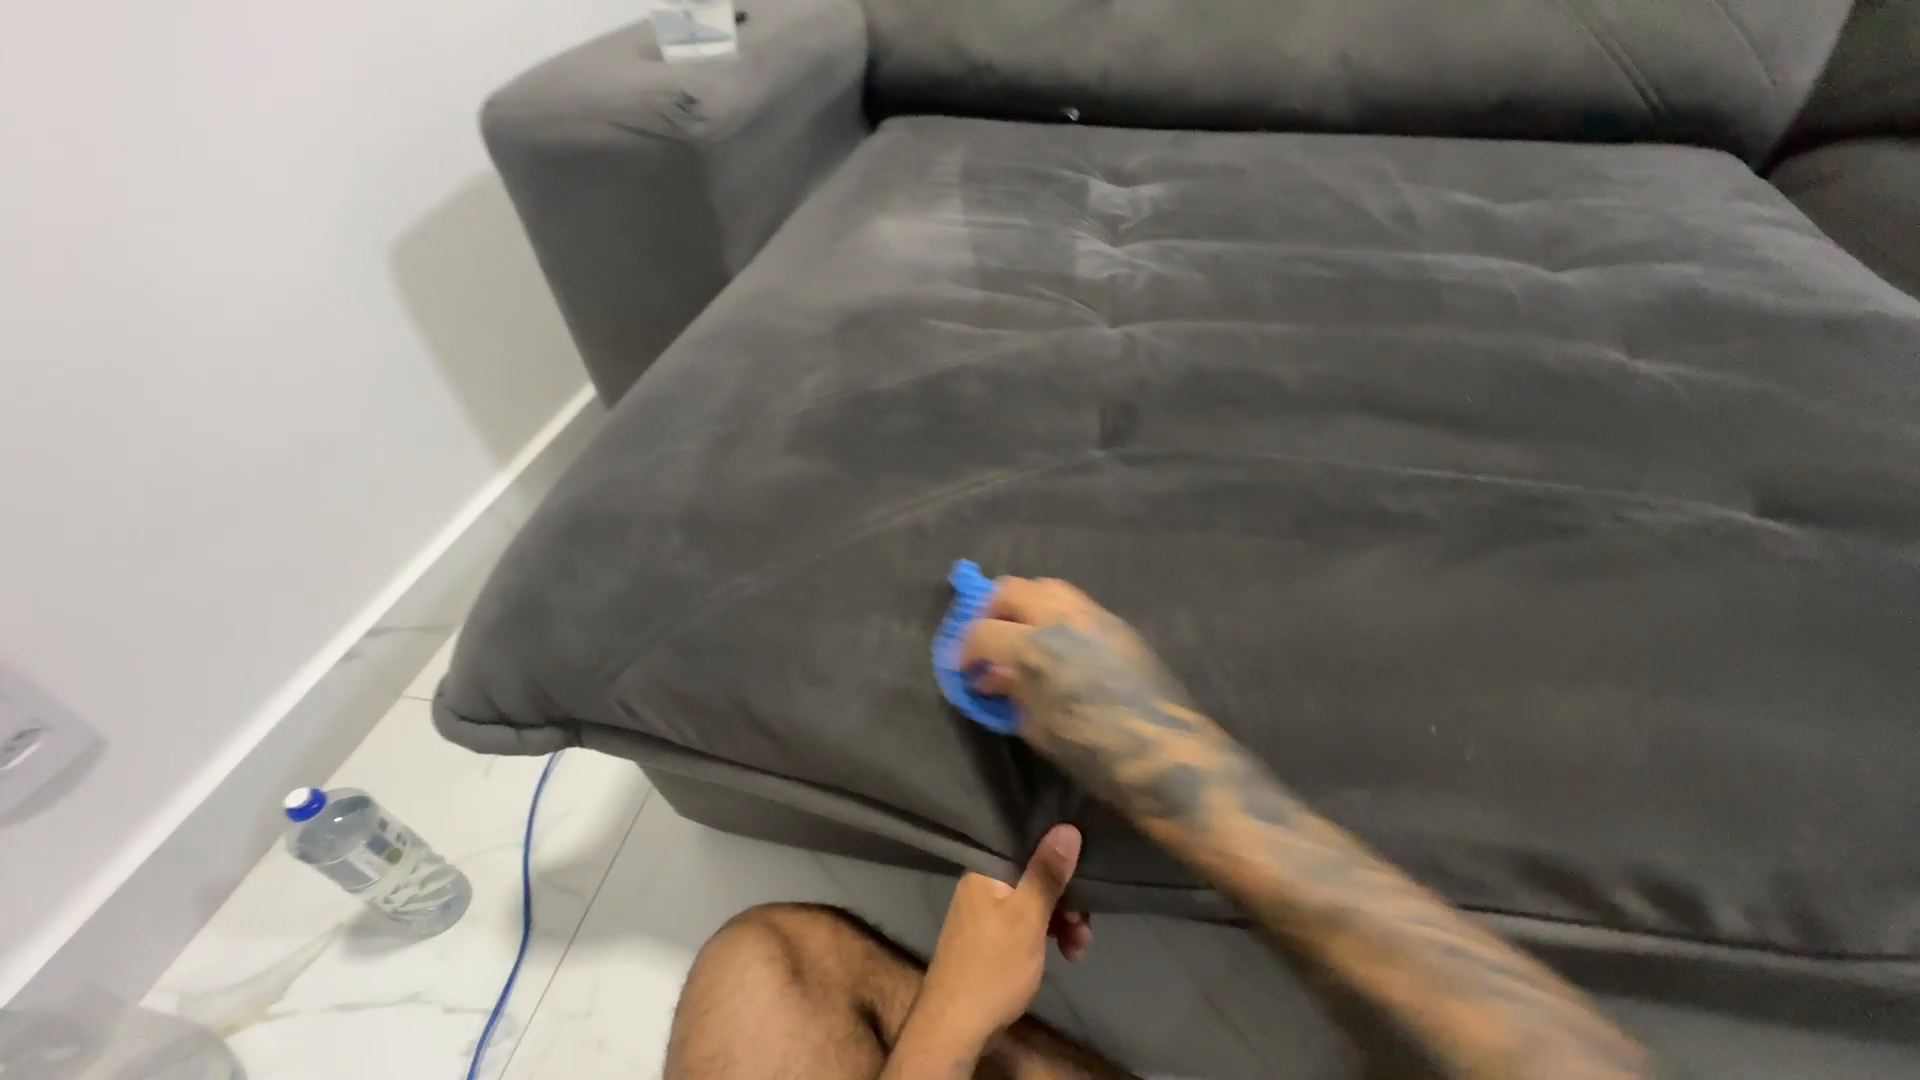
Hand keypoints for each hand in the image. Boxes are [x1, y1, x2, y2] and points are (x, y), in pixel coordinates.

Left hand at [916, 824, 1088, 1044]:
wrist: (955, 1027)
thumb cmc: (992, 966)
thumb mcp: (1027, 918)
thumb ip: (1047, 873)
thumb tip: (1067, 827)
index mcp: (985, 869)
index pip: (1026, 842)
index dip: (1058, 852)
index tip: (1086, 868)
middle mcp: (984, 883)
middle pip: (1034, 875)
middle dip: (1066, 898)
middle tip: (1086, 924)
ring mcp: (987, 911)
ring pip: (1034, 902)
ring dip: (1062, 921)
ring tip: (1079, 948)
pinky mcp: (993, 937)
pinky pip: (1026, 923)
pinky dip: (1047, 934)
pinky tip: (1066, 953)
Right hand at [958, 577, 1191, 748]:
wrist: (1164, 752)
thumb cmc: (1092, 750)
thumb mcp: (1037, 727)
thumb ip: (1012, 693)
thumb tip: (995, 677)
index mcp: (1034, 647)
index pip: (982, 632)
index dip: (965, 650)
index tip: (965, 669)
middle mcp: (1061, 618)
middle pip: (1012, 590)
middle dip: (991, 611)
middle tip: (987, 640)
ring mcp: (1093, 615)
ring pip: (1046, 587)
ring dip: (1024, 605)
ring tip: (1021, 634)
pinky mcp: (1117, 624)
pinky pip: (1075, 604)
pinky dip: (1055, 614)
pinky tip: (1058, 644)